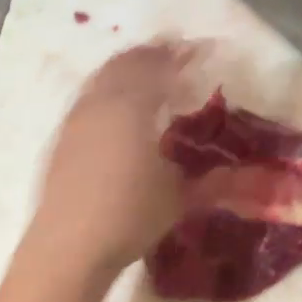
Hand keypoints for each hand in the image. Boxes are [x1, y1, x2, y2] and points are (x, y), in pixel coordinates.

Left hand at [30, 42, 196, 275]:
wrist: (68, 248)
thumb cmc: (128, 219)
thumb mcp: (177, 199)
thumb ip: (211, 181)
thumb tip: (243, 174)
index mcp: (133, 103)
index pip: (162, 65)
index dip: (185, 55)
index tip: (204, 53)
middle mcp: (100, 101)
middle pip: (127, 63)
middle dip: (152, 56)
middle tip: (174, 58)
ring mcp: (74, 120)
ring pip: (101, 79)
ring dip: (125, 72)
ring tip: (144, 81)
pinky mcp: (58, 143)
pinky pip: (86, 102)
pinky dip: (104, 95)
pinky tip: (113, 116)